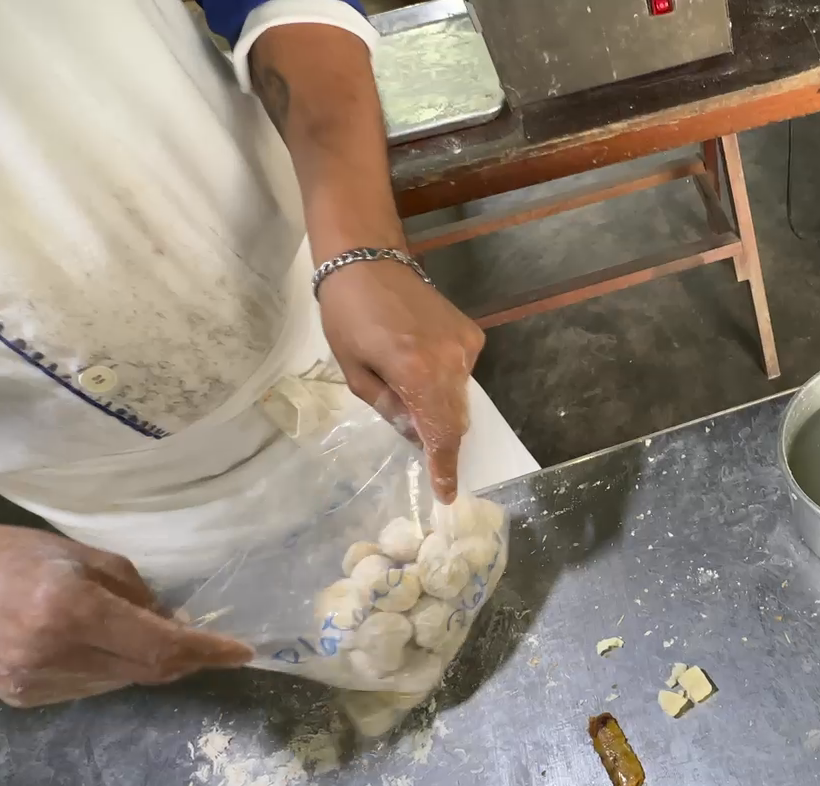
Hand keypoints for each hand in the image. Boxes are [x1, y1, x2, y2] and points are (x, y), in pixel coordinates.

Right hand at [0, 519, 252, 705]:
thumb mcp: (92, 560)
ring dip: (148, 661)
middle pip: (151, 670)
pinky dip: (115, 668)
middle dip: (187, 657)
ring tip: (137, 633)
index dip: (209, 652)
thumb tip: (182, 626)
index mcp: (71, 611)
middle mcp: (53, 654)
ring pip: (126, 681)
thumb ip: (143, 597)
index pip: (163, 647)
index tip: (244, 653)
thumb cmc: (15, 555)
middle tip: (206, 641)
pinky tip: (101, 645)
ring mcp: (34, 681)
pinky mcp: (21, 698)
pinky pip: (94, 686)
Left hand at [317, 259, 482, 502]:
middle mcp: (451, 363)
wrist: (367, 258)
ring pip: (460, 398)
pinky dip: (446, 380)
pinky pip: (463, 374)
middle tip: (423, 445)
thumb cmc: (348, 314)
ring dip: (440, 406)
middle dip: (441, 438)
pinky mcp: (472, 337)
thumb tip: (416, 435)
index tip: (448, 493)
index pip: (440, 434)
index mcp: (417, 373)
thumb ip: (390, 408)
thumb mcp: (354, 371)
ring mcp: (466, 349)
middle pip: (456, 420)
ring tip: (409, 383)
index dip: (445, 466)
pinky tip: (421, 360)